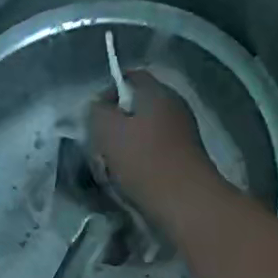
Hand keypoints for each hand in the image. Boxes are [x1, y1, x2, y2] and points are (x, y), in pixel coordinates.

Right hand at [89, 70, 223, 219]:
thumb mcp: (107, 131)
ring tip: (112, 166)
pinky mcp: (184, 155)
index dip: (108, 91)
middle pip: (137, 106)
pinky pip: (155, 149)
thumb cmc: (143, 161)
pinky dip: (140, 159)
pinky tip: (131, 177)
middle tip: (100, 144)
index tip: (93, 116)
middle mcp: (173, 105)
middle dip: (115, 123)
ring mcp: (182, 131)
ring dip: (125, 144)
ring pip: (144, 129)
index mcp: (157, 92)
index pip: (130, 77)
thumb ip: (97, 112)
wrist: (184, 200)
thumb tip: (97, 106)